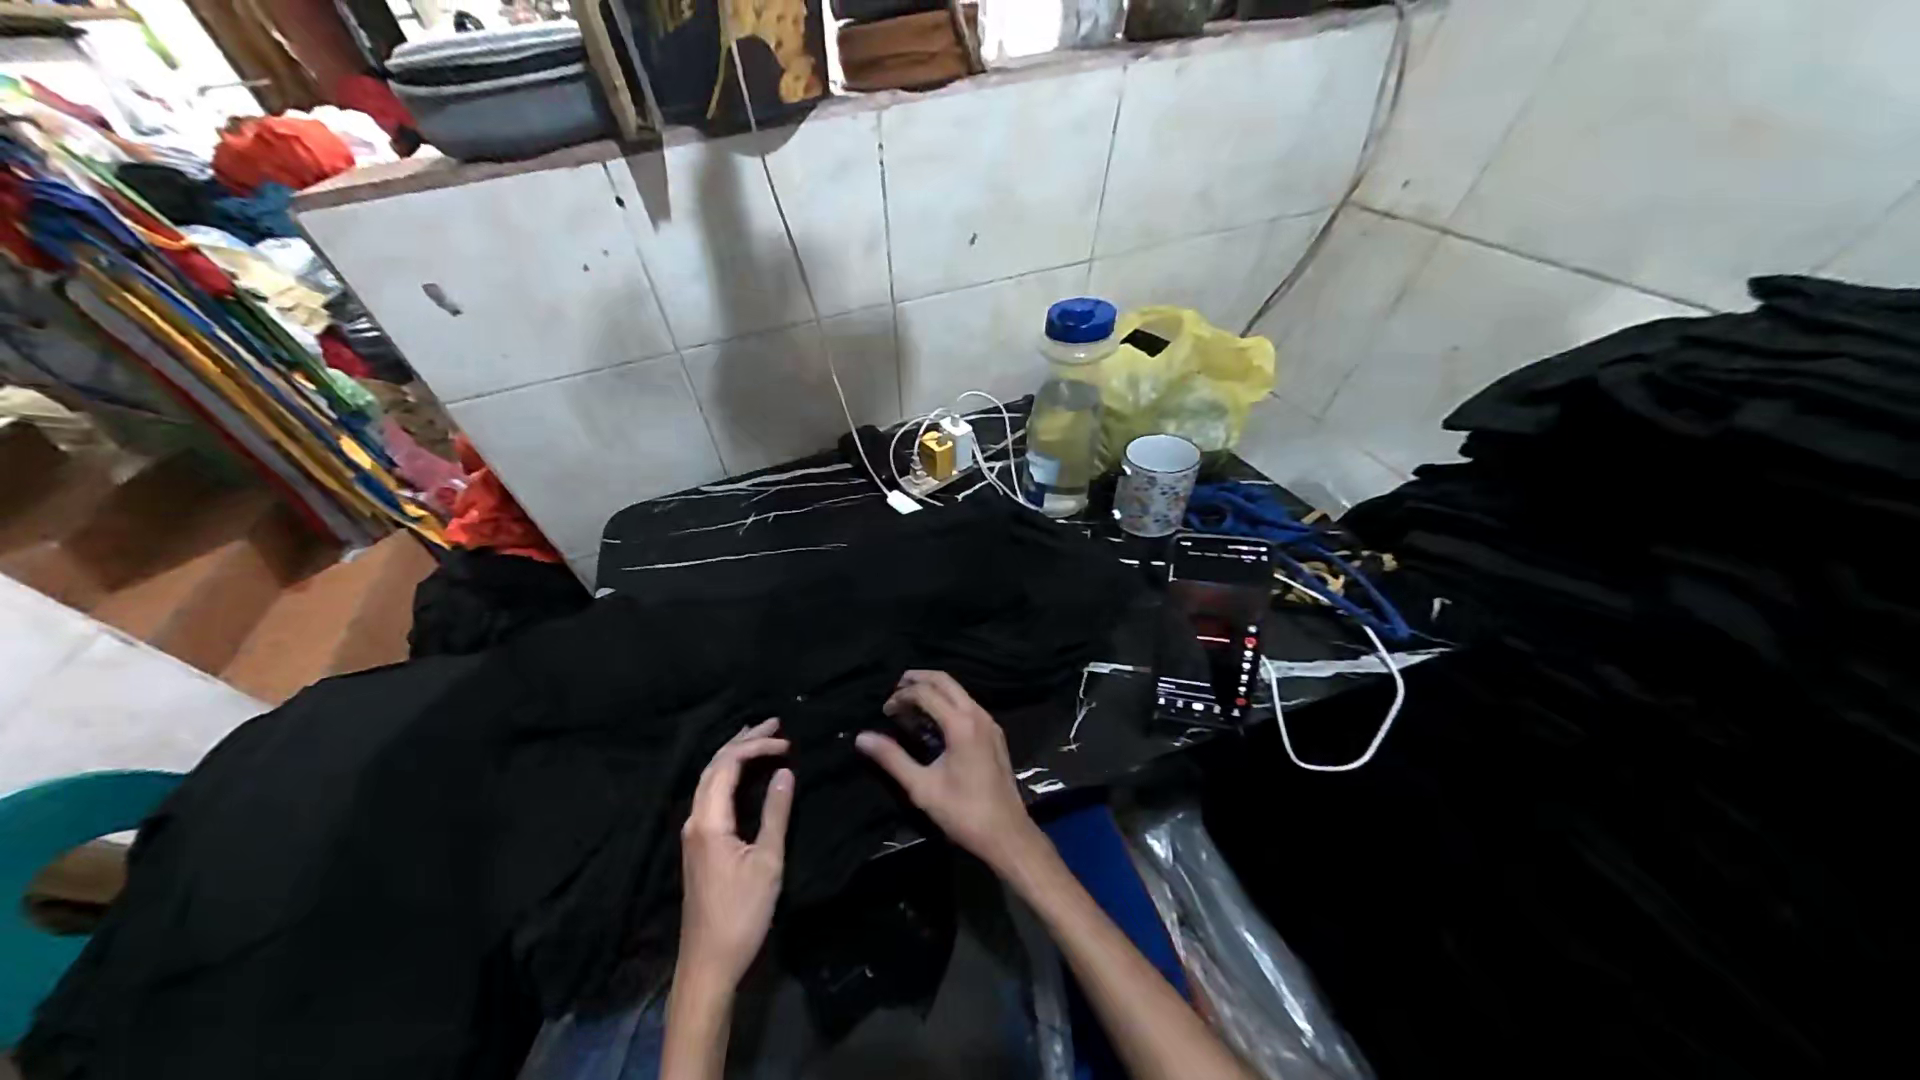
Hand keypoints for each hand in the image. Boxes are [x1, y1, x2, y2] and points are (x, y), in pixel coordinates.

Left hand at [677, 718, 793, 988]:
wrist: (709, 962)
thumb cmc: (742, 913)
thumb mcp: (768, 862)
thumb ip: (775, 813)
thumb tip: (784, 771)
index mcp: (708, 821)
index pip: (728, 766)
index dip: (757, 747)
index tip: (788, 743)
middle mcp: (694, 820)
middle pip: (713, 767)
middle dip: (743, 740)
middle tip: (774, 723)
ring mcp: (693, 833)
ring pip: (709, 780)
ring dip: (733, 755)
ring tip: (760, 737)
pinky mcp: (698, 845)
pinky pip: (710, 795)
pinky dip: (728, 774)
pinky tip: (744, 774)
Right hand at [855, 670, 1043, 873]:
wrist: (1006, 833)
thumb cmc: (963, 812)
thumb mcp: (921, 787)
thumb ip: (892, 758)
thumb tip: (862, 737)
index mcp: (961, 724)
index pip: (926, 692)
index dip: (901, 696)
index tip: (884, 711)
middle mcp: (978, 715)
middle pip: (945, 681)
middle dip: (918, 679)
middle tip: (894, 689)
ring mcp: (990, 723)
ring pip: (958, 691)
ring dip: (933, 690)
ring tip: (909, 702)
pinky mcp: (994, 734)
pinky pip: (967, 705)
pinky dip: (947, 702)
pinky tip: (933, 719)